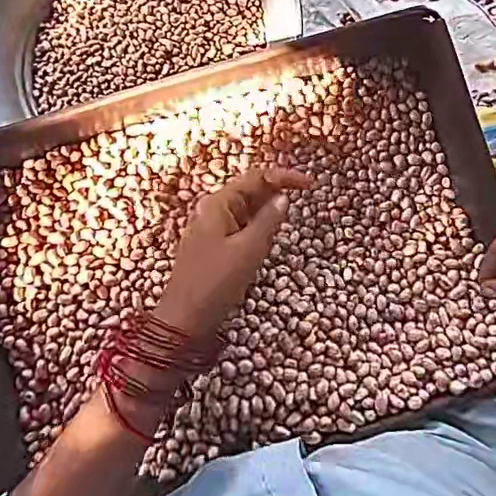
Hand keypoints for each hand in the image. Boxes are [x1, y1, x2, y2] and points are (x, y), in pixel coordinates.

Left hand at [155, 167, 312, 337]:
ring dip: (269, 208)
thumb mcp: (248, 250)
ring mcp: (211, 228)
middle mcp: (212, 210)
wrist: (184, 319)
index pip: (256, 177)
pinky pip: (241, 227)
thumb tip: (284, 197)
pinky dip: (258, 226)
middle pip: (250, 190)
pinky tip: (270, 234)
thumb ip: (268, 220)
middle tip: (307, 195)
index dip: (285, 177)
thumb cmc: (215, 283)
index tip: (311, 184)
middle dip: (278, 190)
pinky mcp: (214, 246)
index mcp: (217, 204)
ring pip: (247, 210)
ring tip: (292, 212)